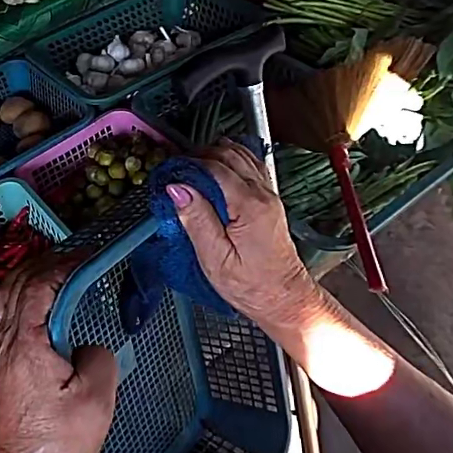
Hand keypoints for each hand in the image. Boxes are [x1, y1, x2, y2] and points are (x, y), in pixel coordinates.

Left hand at [0, 254, 118, 452]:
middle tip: (66, 259)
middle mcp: (7, 343)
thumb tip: (90, 347)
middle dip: (40, 266)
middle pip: (15, 288)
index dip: (59, 266)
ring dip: (21, 280)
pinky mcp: (0, 371)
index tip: (81, 258)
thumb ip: (99, 359)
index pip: (38, 288)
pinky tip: (18, 307)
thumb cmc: (57, 441)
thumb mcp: (96, 399)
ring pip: (1, 302)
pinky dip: (8, 303)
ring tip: (42, 272)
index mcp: (28, 342)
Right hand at [166, 141, 324, 336]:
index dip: (188, 164)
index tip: (169, 173)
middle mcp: (263, 195)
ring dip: (214, 154)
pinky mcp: (269, 200)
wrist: (283, 298)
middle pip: (229, 155)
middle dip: (199, 155)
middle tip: (176, 169)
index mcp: (249, 207)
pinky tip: (216, 166)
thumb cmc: (250, 285)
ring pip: (241, 155)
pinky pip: (250, 166)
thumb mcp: (214, 258)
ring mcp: (269, 195)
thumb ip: (196, 219)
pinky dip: (230, 159)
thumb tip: (177, 188)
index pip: (215, 167)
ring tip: (191, 168)